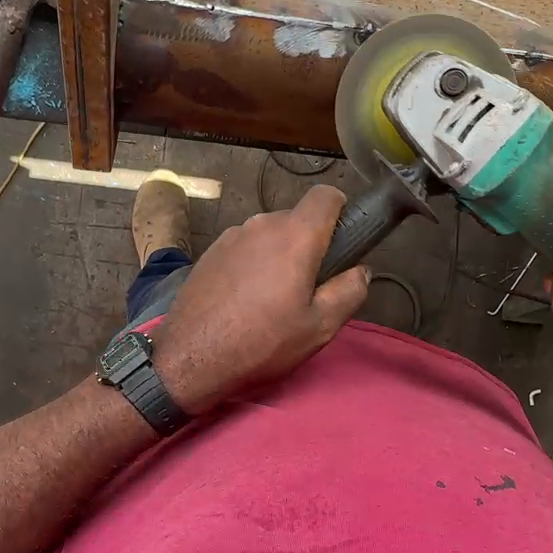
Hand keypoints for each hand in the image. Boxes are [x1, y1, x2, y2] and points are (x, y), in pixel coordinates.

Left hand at [151, 184, 370, 413]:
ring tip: (272, 300)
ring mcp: (231, 235)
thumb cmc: (262, 342)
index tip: (341, 242)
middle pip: (296, 219)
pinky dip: (251, 264)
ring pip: (268, 235)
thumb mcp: (319, 326)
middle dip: (308, 244)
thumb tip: (361, 270)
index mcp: (295, 235)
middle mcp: (261, 224)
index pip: (326, 196)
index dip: (340, 211)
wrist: (191, 356)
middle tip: (307, 288)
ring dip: (277, 256)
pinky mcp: (210, 252)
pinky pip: (243, 248)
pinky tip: (243, 300)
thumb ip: (349, 291)